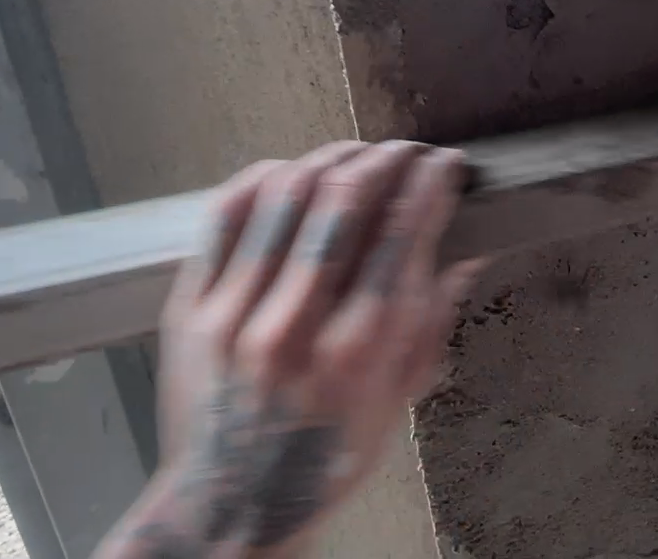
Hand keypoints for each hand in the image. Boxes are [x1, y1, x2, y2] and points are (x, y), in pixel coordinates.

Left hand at [97, 142, 485, 558]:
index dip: (432, 181)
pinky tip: (293, 169)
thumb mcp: (403, 396)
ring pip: (287, 195)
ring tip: (357, 154)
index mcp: (360, 349)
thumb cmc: (329, 455)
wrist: (227, 507)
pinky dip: (265, 178)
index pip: (404, 231)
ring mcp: (235, 312)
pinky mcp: (191, 308)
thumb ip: (435, 319)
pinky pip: (225, 216)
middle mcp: (296, 323)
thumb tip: (466, 253)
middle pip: (345, 200)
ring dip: (332, 157)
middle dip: (387, 158)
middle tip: (406, 150)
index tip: (446, 163)